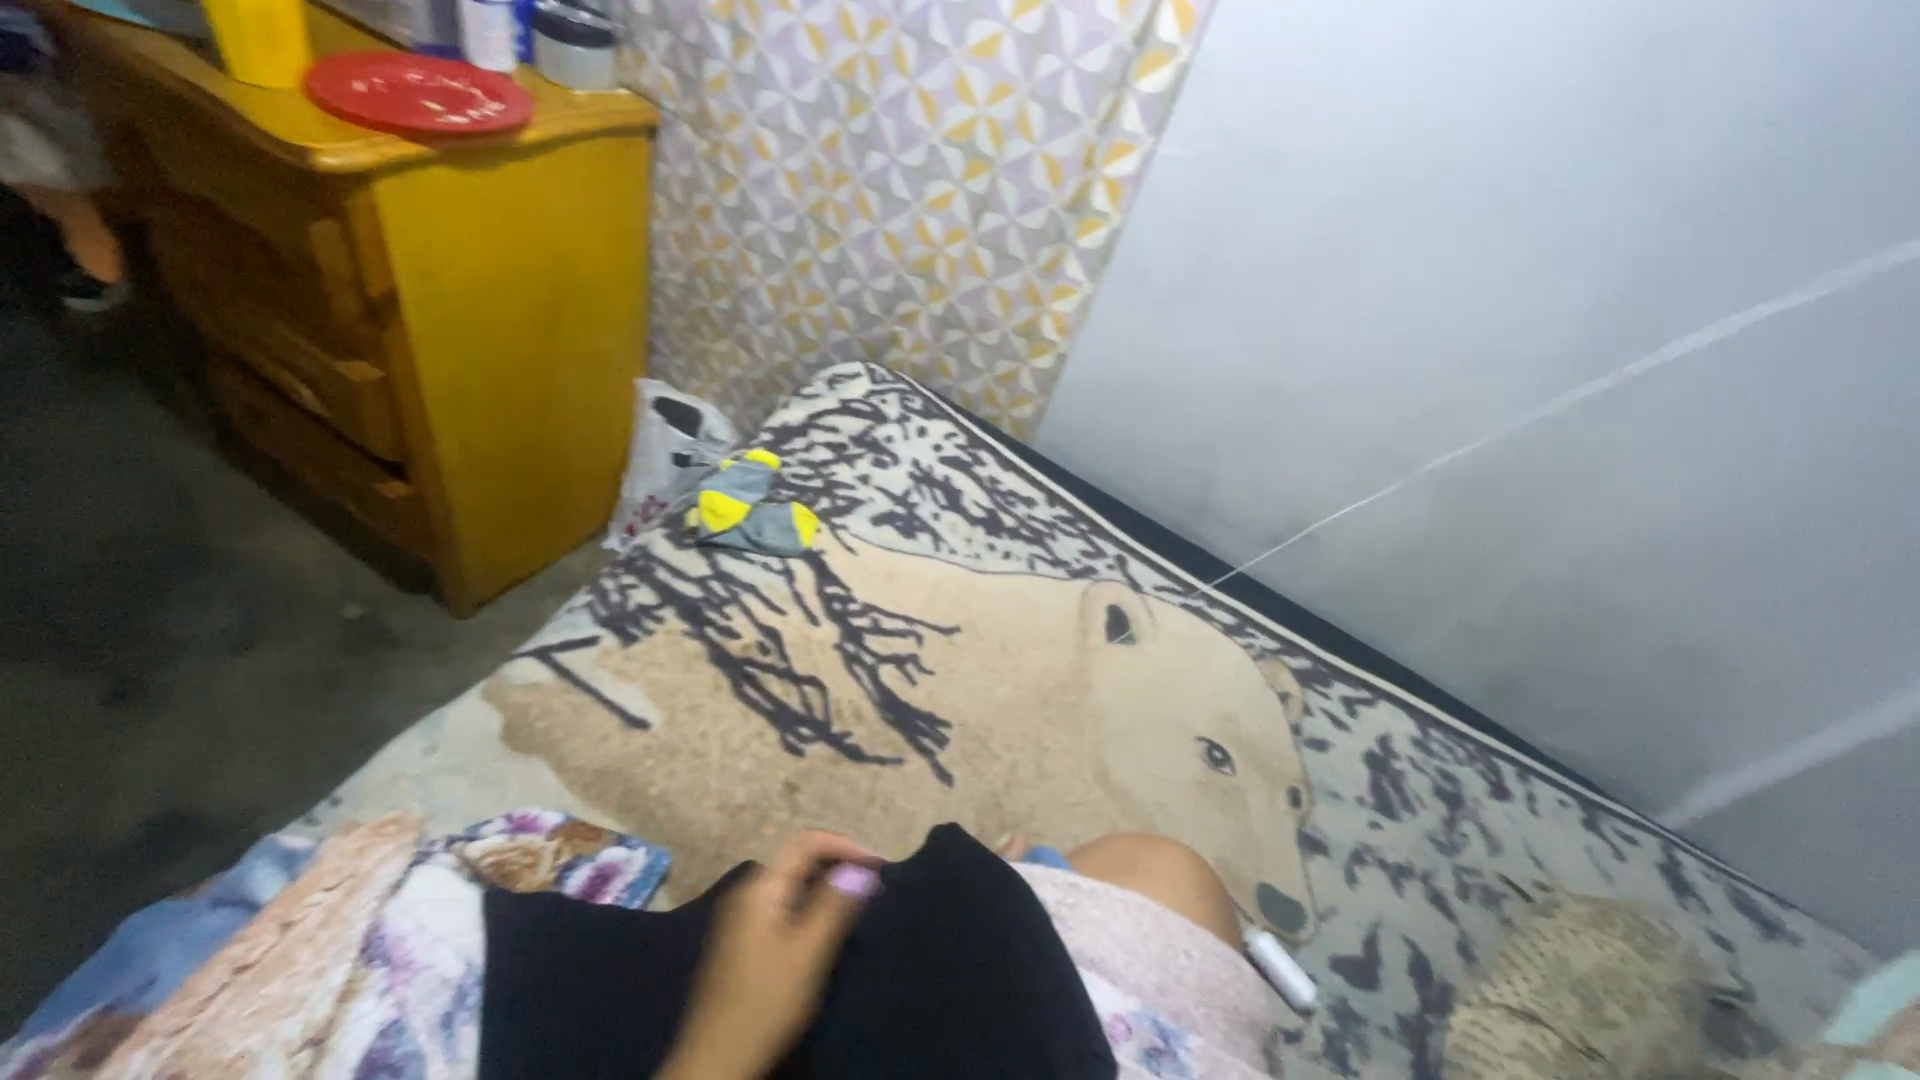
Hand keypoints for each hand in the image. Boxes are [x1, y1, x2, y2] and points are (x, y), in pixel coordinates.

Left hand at [657, 831, 881, 1079]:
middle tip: (872, 882)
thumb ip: (835, 906)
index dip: (844, 846)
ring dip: (825, 885)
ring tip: (858, 901)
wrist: (715, 1061)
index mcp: (760, 889)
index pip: (805, 843)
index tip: (878, 865)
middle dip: (836, 863)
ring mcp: (742, 919)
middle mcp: (747, 894)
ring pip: (790, 884)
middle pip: (796, 860)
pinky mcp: (743, 942)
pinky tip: (827, 926)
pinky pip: (783, 905)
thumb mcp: (808, 953)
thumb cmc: (765, 1003)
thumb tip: (861, 869)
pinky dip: (810, 905)